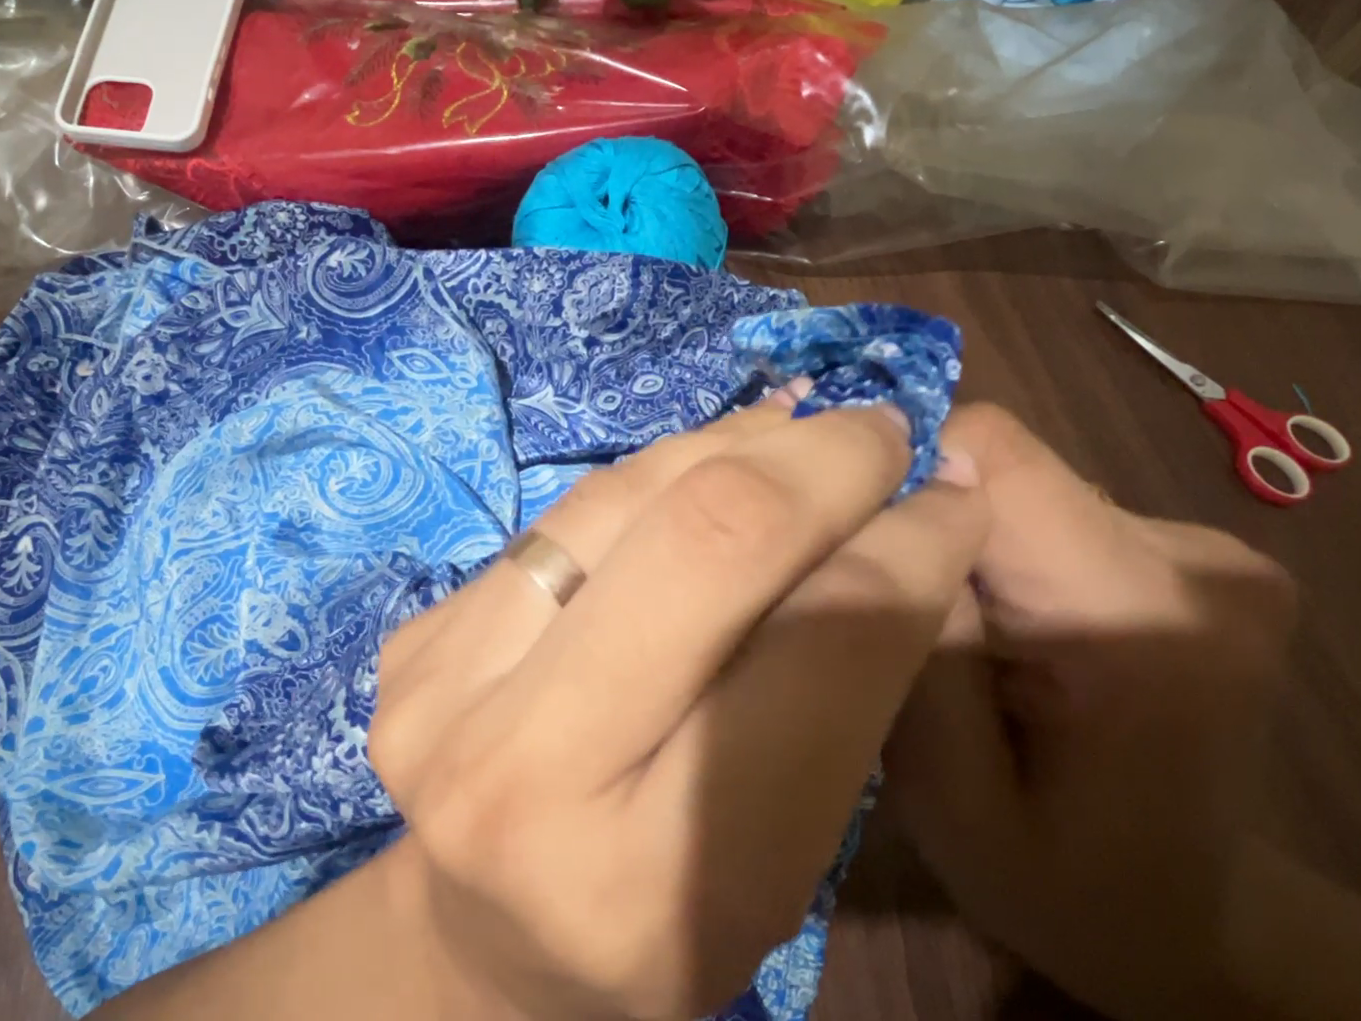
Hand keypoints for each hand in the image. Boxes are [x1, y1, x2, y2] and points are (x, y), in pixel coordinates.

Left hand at [369, 388, 987, 1020]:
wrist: (482, 932)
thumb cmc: (657, 925)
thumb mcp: (778, 862)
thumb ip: (841, 700)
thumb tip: (905, 521)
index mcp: (652, 878)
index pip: (814, 654)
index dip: (902, 554)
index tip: (951, 503)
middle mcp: (522, 773)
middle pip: (700, 543)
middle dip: (816, 465)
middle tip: (880, 433)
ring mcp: (442, 692)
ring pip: (617, 499)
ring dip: (729, 445)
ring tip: (800, 429)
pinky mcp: (409, 640)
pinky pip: (560, 516)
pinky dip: (650, 476)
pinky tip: (702, 466)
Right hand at [884, 405, 1296, 1019]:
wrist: (1189, 922)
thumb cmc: (1055, 882)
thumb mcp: (945, 794)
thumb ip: (915, 647)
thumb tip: (884, 510)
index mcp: (1135, 616)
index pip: (988, 452)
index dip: (896, 481)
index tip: (848, 551)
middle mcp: (1195, 557)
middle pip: (999, 469)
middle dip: (926, 525)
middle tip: (892, 619)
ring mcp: (1210, 550)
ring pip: (1019, 488)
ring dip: (963, 545)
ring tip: (954, 641)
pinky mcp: (1195, 554)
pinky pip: (1051, 512)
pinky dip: (1005, 557)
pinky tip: (1006, 636)